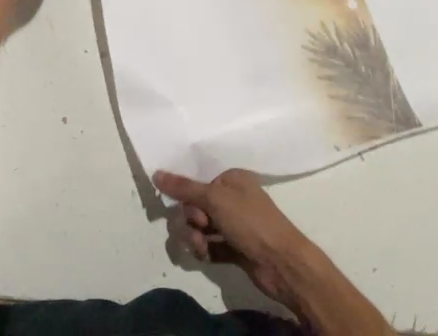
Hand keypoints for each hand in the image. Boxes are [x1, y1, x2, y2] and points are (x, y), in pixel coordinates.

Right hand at [154, 169, 314, 309]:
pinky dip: (205, 250)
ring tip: (201, 248)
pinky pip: (211, 245)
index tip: (193, 209)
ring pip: (202, 228)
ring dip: (196, 237)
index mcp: (233, 180)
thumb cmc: (250, 222)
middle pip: (197, 206)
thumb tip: (156, 173)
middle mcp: (234, 199)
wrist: (281, 264)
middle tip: (201, 228)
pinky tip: (206, 256)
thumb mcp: (215, 200)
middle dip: (192, 220)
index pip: (199, 183)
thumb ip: (184, 188)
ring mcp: (235, 225)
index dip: (190, 197)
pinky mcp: (236, 248)